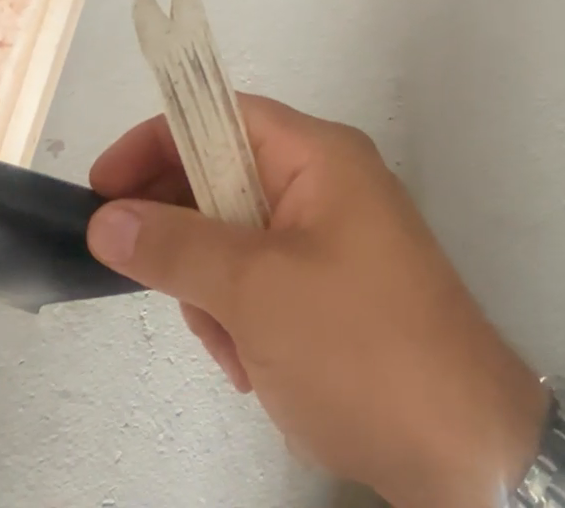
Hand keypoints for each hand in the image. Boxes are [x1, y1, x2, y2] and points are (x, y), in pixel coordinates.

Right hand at [85, 96, 546, 507]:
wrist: (462, 450)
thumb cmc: (359, 347)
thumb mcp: (255, 291)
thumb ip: (175, 246)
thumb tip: (107, 220)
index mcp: (319, 157)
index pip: (218, 115)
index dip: (155, 141)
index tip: (102, 189)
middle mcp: (326, 186)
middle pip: (221, 180)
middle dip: (186, 239)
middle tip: (162, 284)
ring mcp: (331, 240)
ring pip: (232, 241)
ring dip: (213, 293)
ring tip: (233, 345)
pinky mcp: (331, 290)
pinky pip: (259, 283)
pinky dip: (241, 320)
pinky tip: (253, 364)